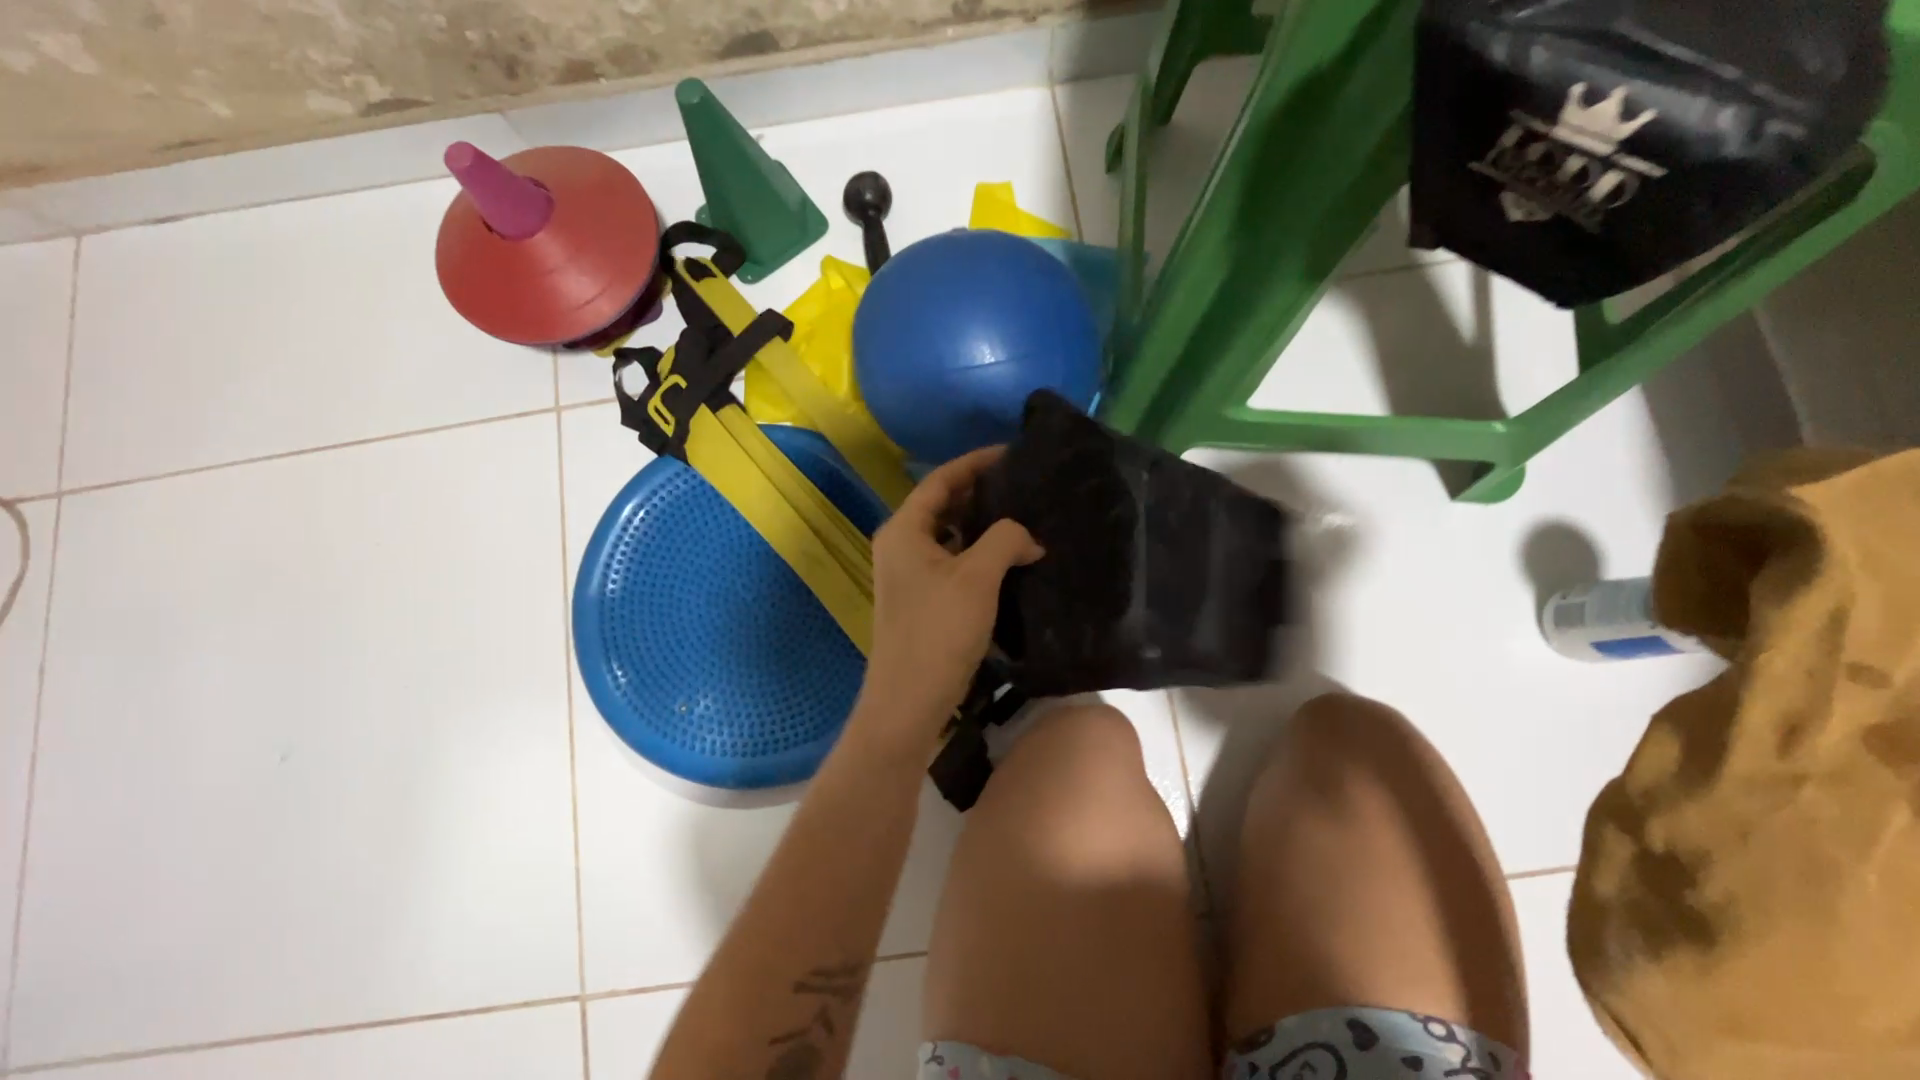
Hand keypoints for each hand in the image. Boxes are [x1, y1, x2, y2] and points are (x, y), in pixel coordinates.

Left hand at [856, 447, 1043, 746]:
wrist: (908, 701)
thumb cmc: (938, 632)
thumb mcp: (977, 577)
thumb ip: (1005, 540)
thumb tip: (1027, 536)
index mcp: (904, 529)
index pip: (942, 479)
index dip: (977, 462)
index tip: (1013, 454)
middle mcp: (900, 544)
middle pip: (943, 504)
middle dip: (982, 493)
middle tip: (1025, 486)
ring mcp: (908, 574)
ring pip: (949, 535)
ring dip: (983, 526)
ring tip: (1025, 518)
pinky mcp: (921, 600)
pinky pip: (952, 561)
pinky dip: (978, 554)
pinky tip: (1010, 561)